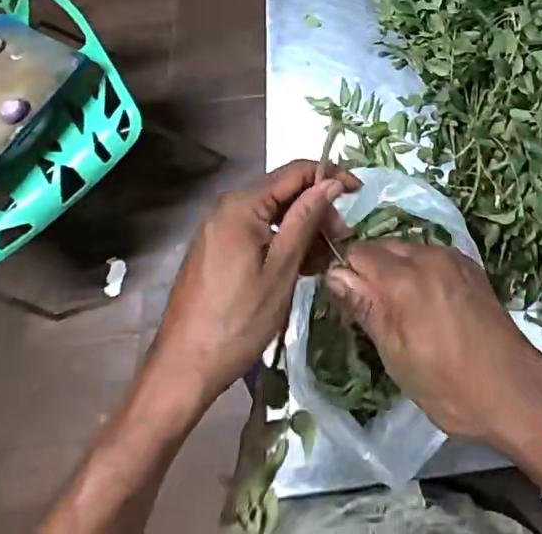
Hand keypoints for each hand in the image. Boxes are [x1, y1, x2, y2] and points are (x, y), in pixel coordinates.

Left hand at [147, 160, 361, 401]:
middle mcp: (227, 207)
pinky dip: (282, 241)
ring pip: (272, 213)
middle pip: (283, 191)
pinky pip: (257, 230)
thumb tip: (331, 183)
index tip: (358, 193)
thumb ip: (306, 219)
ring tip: (323, 260)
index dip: (330, 175)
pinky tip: (299, 266)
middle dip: (317, 209)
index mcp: (242, 205)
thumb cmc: (237, 321)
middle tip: (341, 241)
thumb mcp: (280, 269)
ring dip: (302, 229)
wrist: (183, 368)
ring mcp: (218, 227)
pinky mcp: (216, 247)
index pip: (295, 171)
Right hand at [325, 242, 541, 523]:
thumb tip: (334, 275)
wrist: (517, 391)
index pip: (356, 252)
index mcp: (404, 277)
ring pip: (406, 249)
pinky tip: (426, 305)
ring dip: (394, 270)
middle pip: (381, 246)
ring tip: (398, 311)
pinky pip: (431, 256)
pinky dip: (419, 271)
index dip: (344, 274)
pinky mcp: (470, 266)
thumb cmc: (450, 386)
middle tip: (368, 311)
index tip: (344, 303)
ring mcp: (453, 258)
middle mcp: (428, 255)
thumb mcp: (396, 356)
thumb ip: (365, 308)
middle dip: (368, 270)